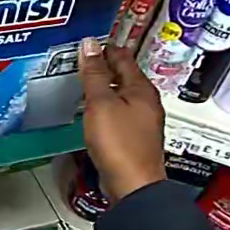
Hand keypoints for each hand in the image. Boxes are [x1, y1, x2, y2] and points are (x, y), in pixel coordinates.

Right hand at [78, 36, 166, 201]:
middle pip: (124, 76)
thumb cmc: (119, 144)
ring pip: (122, 94)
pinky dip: (106, 105)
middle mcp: (146, 102)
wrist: (133, 186)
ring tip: (84, 83)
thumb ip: (94, 74)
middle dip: (105, 67)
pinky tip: (93, 111)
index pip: (123, 57)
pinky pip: (120, 112)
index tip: (88, 43)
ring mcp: (142, 120)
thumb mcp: (101, 103)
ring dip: (105, 87)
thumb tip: (89, 44)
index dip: (105, 48)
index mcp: (141, 89)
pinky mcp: (134, 137)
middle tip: (82, 61)